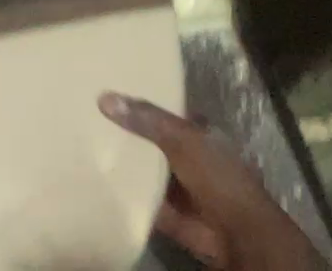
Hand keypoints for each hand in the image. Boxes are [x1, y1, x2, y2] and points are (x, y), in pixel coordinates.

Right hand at [100, 93, 320, 270]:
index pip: (172, 113)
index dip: (147, 104)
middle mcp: (193, 159)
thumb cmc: (218, 176)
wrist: (239, 237)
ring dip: (129, 167)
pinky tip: (102, 184)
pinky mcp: (173, 217)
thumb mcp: (182, 139)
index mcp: (203, 135)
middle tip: (96, 120)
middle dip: (133, 136)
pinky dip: (128, 197)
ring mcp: (184, 189)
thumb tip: (105, 97)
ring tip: (92, 147)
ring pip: (151, 173)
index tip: (116, 94)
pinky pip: (146, 202)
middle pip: (158, 143)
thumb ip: (147, 120)